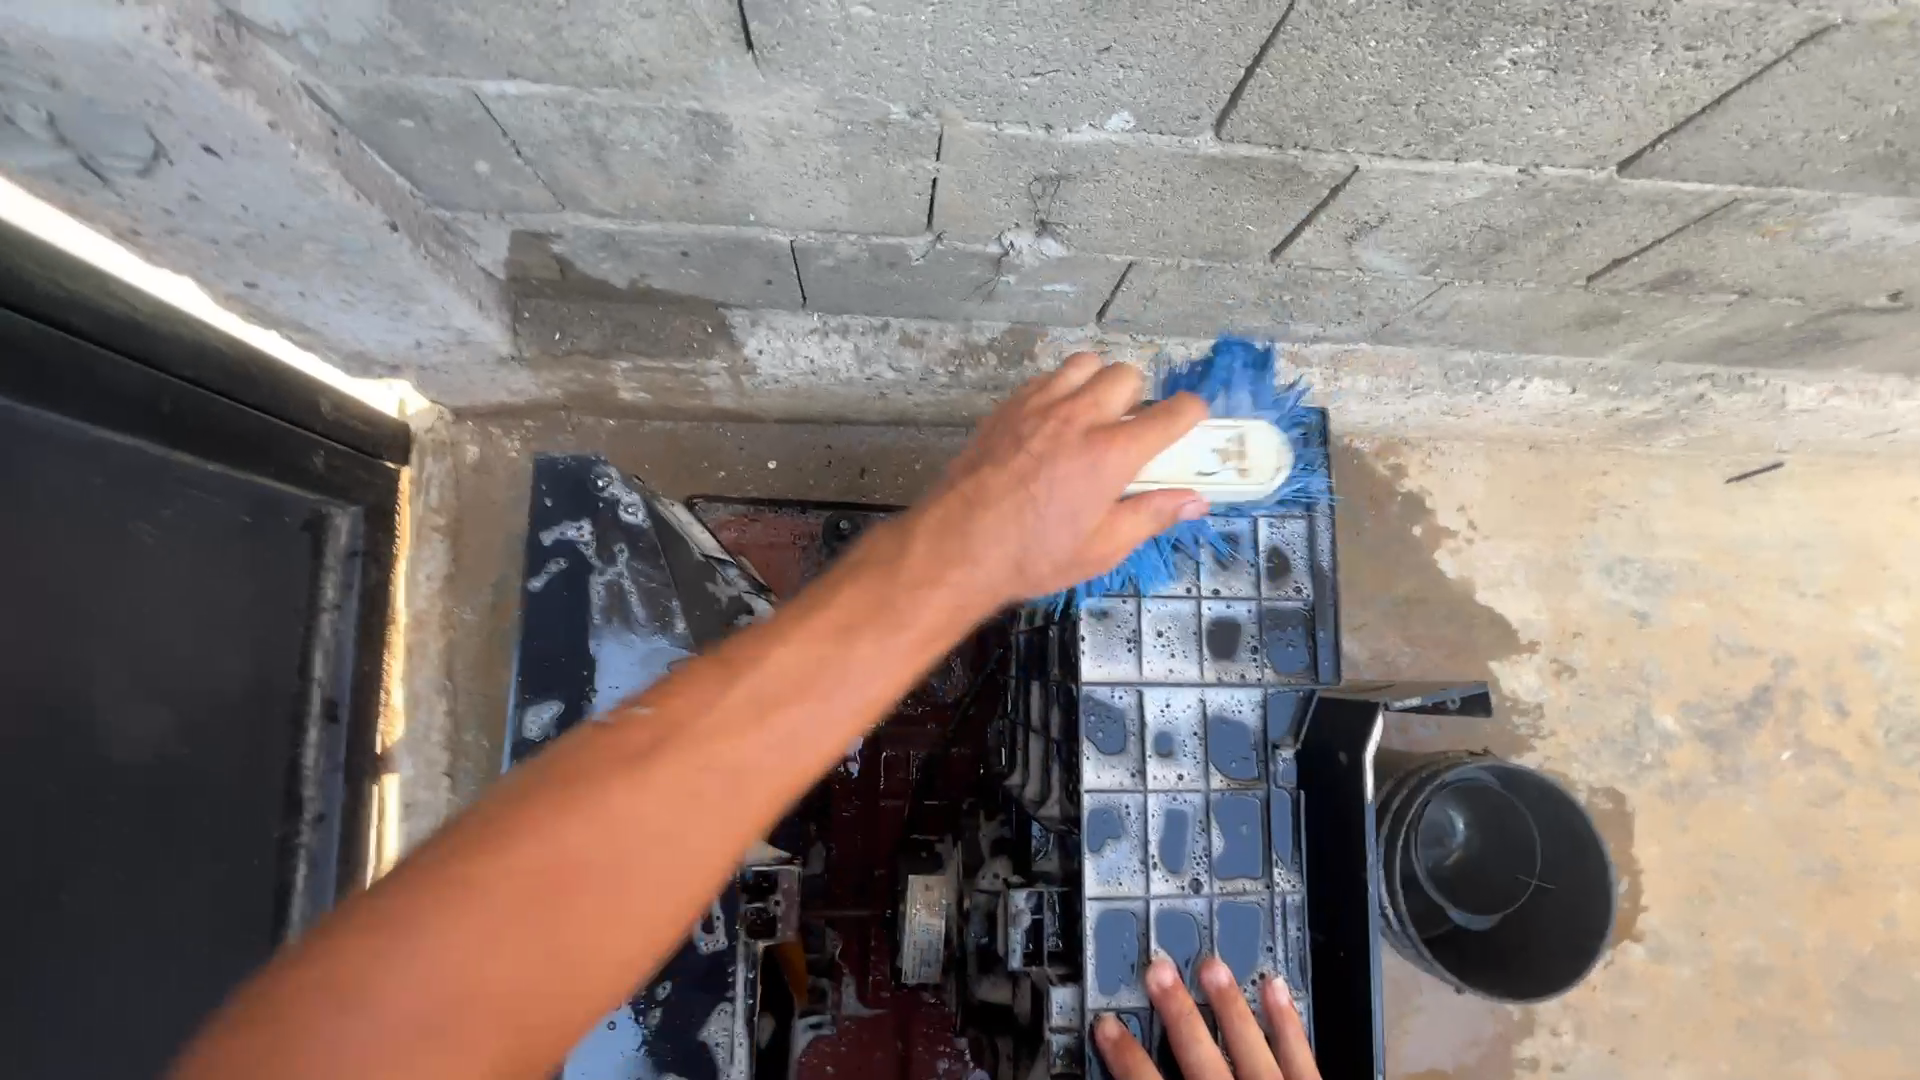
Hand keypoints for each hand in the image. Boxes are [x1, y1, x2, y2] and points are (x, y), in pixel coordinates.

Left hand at [907, 352, 1208, 604]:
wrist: (956, 546)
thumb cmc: (1031, 556)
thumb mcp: (1101, 550)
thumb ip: (1151, 516)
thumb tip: (1194, 501)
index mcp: (1111, 453)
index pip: (1174, 413)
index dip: (1191, 415)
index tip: (1189, 426)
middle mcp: (1079, 417)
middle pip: (1128, 375)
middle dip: (1138, 398)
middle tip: (1127, 432)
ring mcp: (1039, 405)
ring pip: (1086, 363)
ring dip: (1097, 384)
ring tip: (1089, 419)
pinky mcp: (1008, 406)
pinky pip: (1046, 377)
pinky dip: (1060, 390)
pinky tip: (1050, 424)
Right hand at [1094, 955, 1320, 1079]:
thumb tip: (1124, 1077)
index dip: (1126, 1057)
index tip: (1105, 1024)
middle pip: (1200, 1059)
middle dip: (1178, 1012)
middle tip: (1158, 969)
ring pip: (1252, 1051)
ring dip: (1230, 1007)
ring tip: (1211, 965)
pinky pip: (1302, 1060)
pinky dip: (1288, 1023)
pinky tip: (1274, 986)